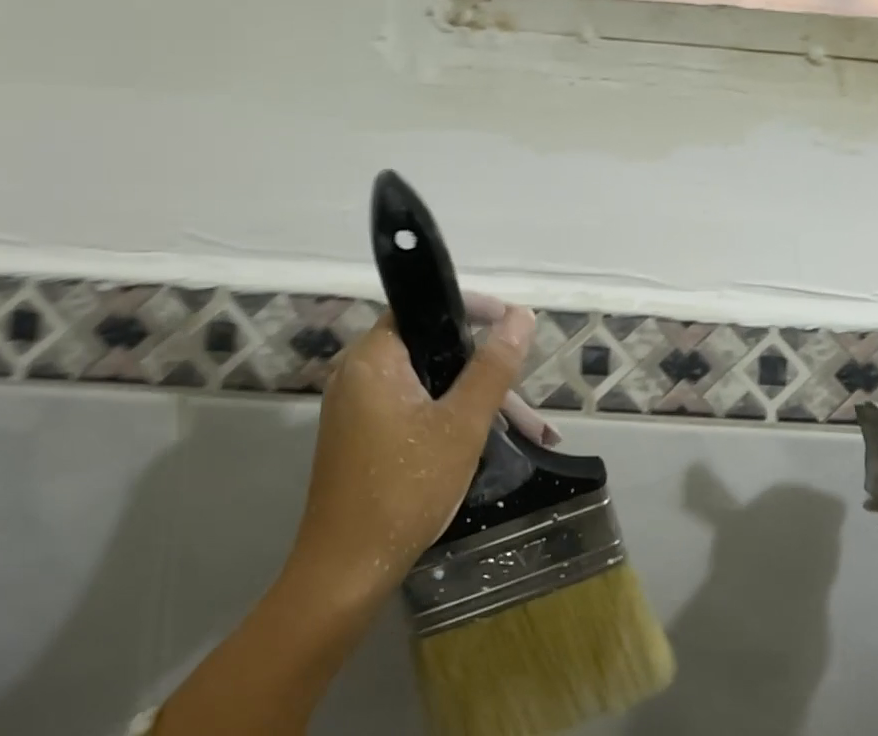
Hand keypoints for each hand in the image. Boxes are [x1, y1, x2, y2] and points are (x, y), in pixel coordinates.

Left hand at [288, 302, 536, 598]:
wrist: (346, 570)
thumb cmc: (405, 489)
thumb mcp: (461, 426)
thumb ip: (492, 367)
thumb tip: (520, 316)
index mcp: (373, 358)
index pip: (423, 308)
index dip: (472, 310)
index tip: (512, 323)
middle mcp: (358, 375)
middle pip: (431, 353)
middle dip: (486, 375)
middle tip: (530, 406)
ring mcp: (357, 409)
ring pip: (427, 388)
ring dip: (475, 405)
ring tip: (531, 436)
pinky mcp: (361, 439)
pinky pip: (413, 412)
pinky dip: (449, 422)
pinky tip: (489, 446)